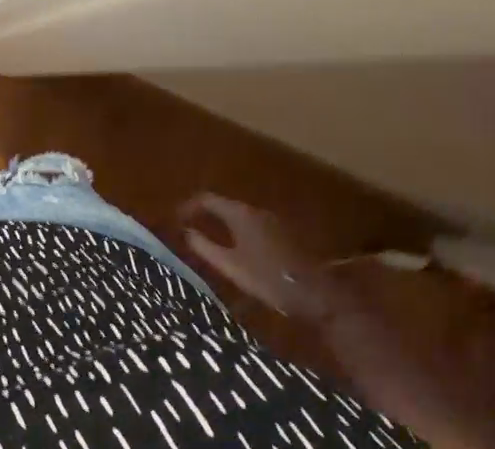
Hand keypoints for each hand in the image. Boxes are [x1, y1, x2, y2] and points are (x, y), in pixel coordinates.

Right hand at [181, 193, 338, 320]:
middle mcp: (256, 211)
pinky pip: (254, 225)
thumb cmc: (267, 278)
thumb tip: (187, 231)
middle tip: (191, 227)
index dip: (189, 207)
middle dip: (206, 214)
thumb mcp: (229, 265)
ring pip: (241, 215)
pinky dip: (240, 230)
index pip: (207, 199)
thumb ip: (204, 246)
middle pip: (225, 205)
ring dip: (223, 222)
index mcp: (240, 214)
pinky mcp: (286, 235)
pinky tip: (239, 247)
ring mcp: (274, 222)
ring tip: (212, 237)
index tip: (177, 219)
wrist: (317, 295)